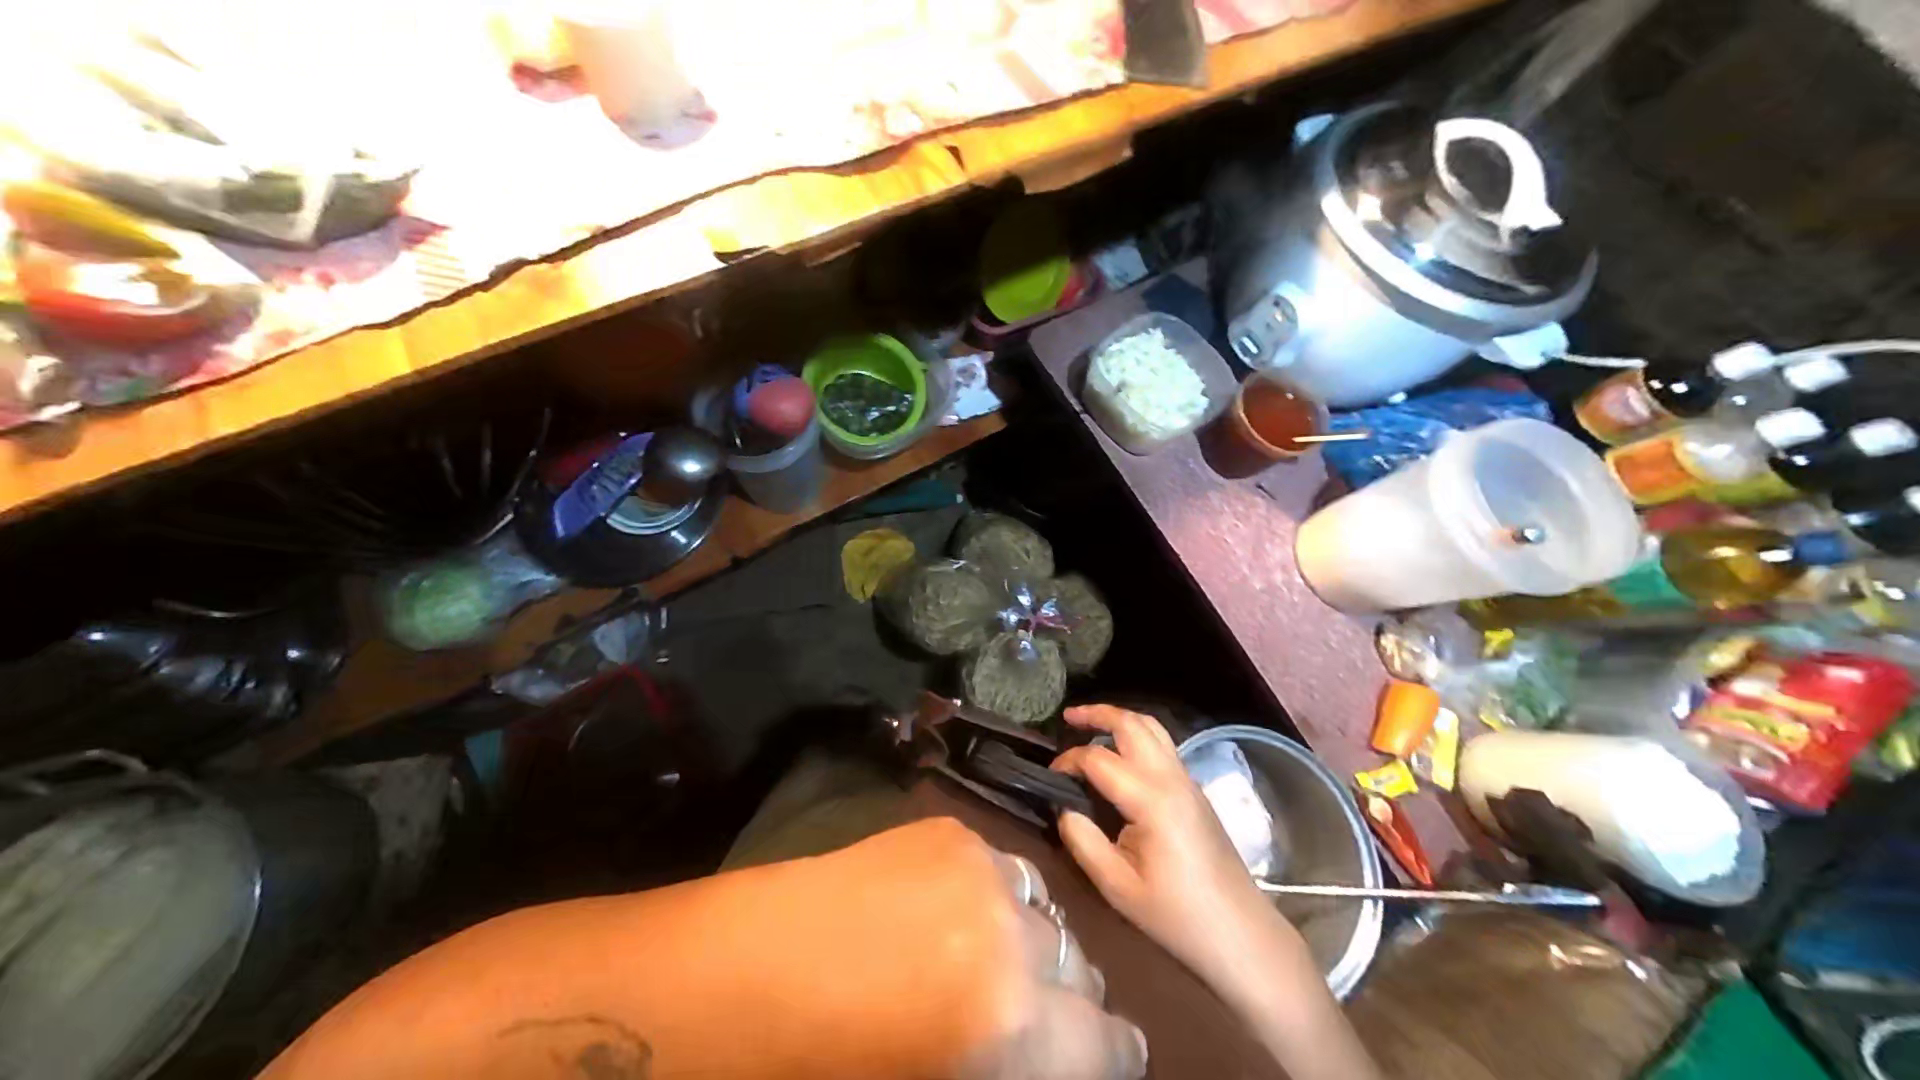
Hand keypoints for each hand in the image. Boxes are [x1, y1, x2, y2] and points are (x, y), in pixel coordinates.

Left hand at [841, 820, 1147, 1079]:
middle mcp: (1012, 934)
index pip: (1108, 1042)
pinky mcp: (950, 832)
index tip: (1109, 1054)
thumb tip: (1042, 1048)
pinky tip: (957, 908)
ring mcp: (980, 868)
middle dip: (1066, 994)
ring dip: (1032, 937)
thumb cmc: (839, 1056)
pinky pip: (1001, 867)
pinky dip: (996, 894)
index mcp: (1013, 1020)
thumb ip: (1011, 1057)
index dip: (1113, 1053)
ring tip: (995, 954)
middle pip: (1078, 964)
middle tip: (1033, 1010)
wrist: (755, 965)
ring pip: (1043, 907)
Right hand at [1052, 709, 1383, 1079]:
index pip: (1099, 759)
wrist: (1241, 934)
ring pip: (1153, 728)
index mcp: (1151, 799)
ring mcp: (1188, 781)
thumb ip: (1082, 840)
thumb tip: (1064, 808)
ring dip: (1120, 719)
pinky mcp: (1195, 791)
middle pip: (1133, 724)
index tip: (1050, 778)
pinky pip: (1163, 745)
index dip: (1069, 761)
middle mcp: (1172, 778)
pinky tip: (1120, 755)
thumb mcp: (1117, 887)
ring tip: (1091, 725)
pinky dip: (1136, 735)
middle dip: (1098, 713)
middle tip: (1067, 717)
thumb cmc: (1177, 916)